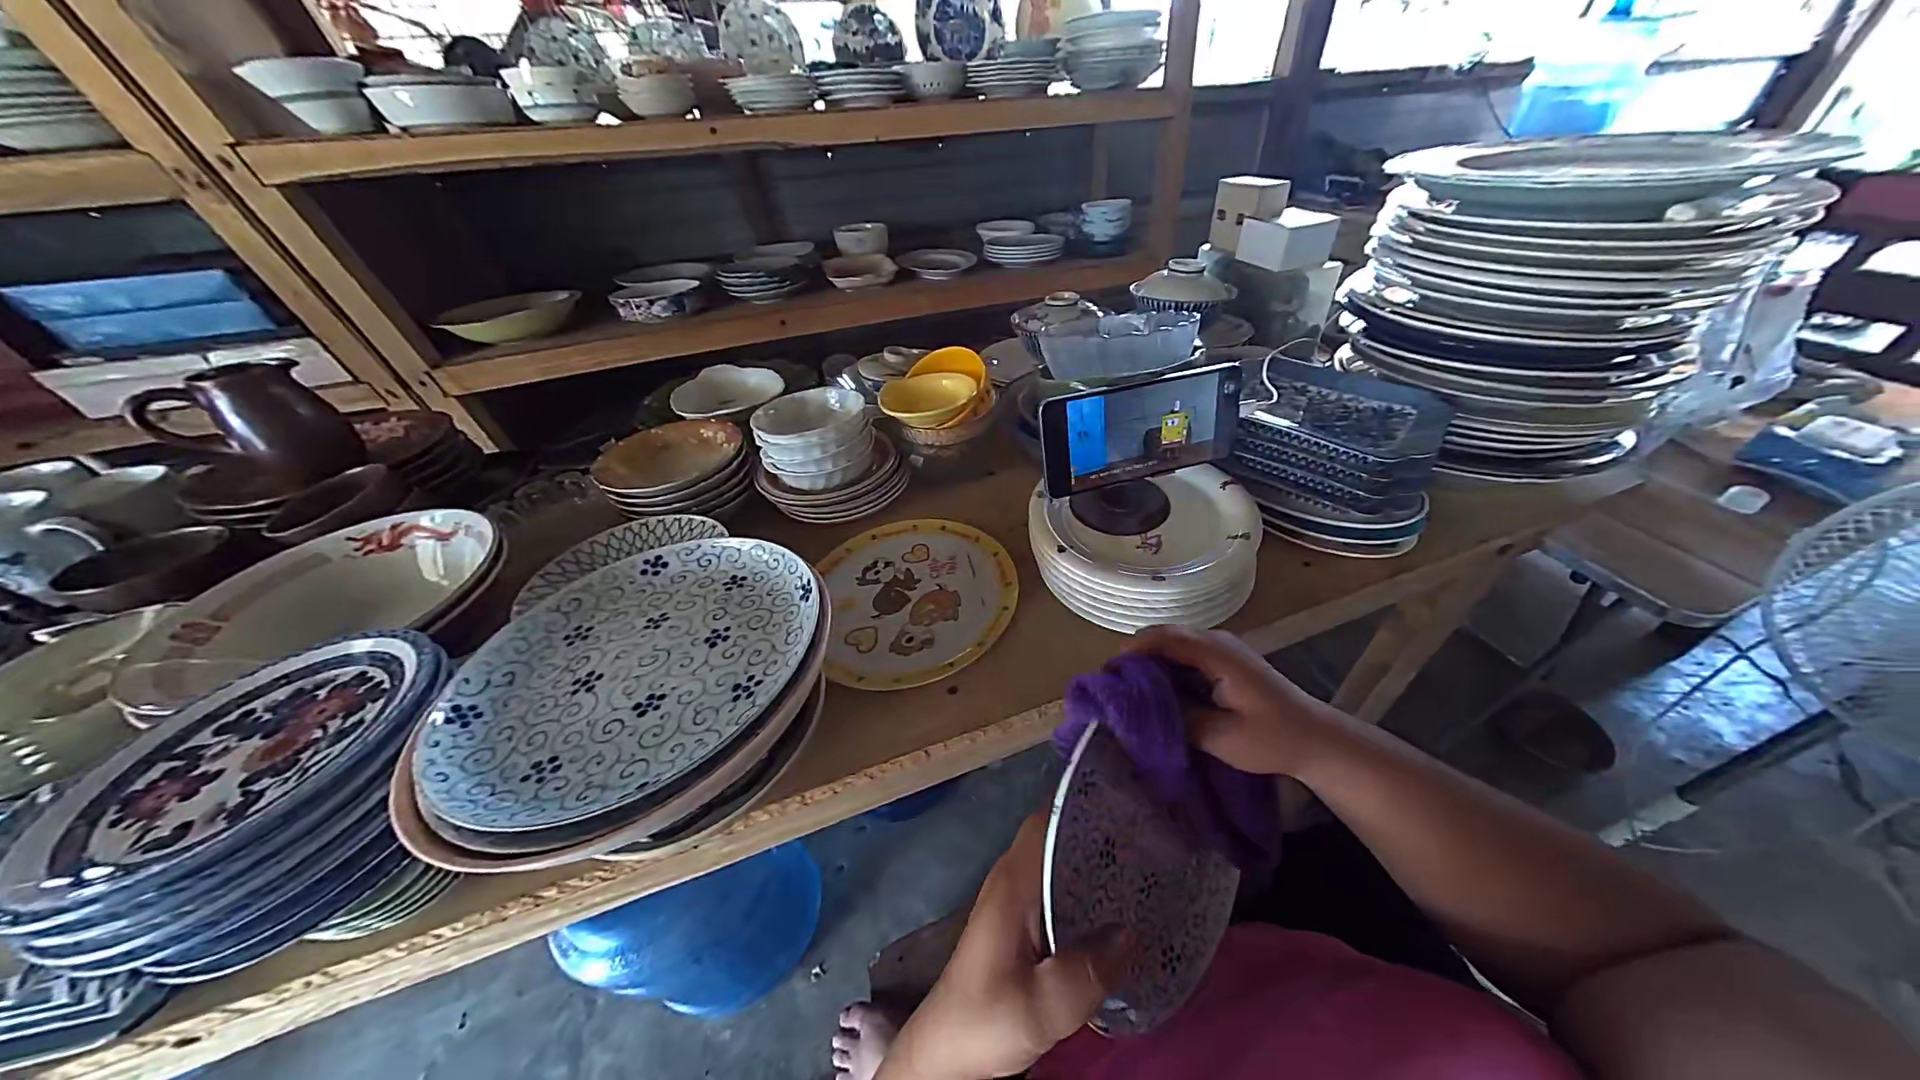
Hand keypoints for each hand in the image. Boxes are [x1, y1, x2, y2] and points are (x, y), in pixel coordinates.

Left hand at [879, 814, 1128, 1079]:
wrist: (948, 1051)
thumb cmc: (985, 1019)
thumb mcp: (1041, 1006)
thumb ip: (1085, 971)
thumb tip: (1131, 932)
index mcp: (1014, 882)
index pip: (1047, 820)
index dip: (1083, 807)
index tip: (1128, 808)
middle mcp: (1013, 878)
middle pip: (1057, 836)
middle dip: (1099, 833)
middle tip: (1152, 840)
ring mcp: (1016, 899)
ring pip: (1059, 862)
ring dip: (1095, 860)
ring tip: (1147, 865)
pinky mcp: (1021, 922)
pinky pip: (1058, 887)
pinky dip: (1086, 887)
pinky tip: (1119, 905)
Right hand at [1122, 624, 1351, 777]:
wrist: (1316, 740)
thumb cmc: (1273, 739)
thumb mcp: (1222, 737)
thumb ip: (1179, 718)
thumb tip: (1139, 707)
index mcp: (1217, 654)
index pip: (1165, 638)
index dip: (1133, 651)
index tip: (1109, 673)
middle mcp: (1217, 642)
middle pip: (1164, 636)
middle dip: (1136, 655)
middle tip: (1115, 684)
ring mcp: (1221, 648)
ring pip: (1173, 643)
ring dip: (1150, 661)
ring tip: (1130, 689)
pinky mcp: (1223, 660)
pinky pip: (1184, 653)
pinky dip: (1166, 666)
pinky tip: (1158, 691)